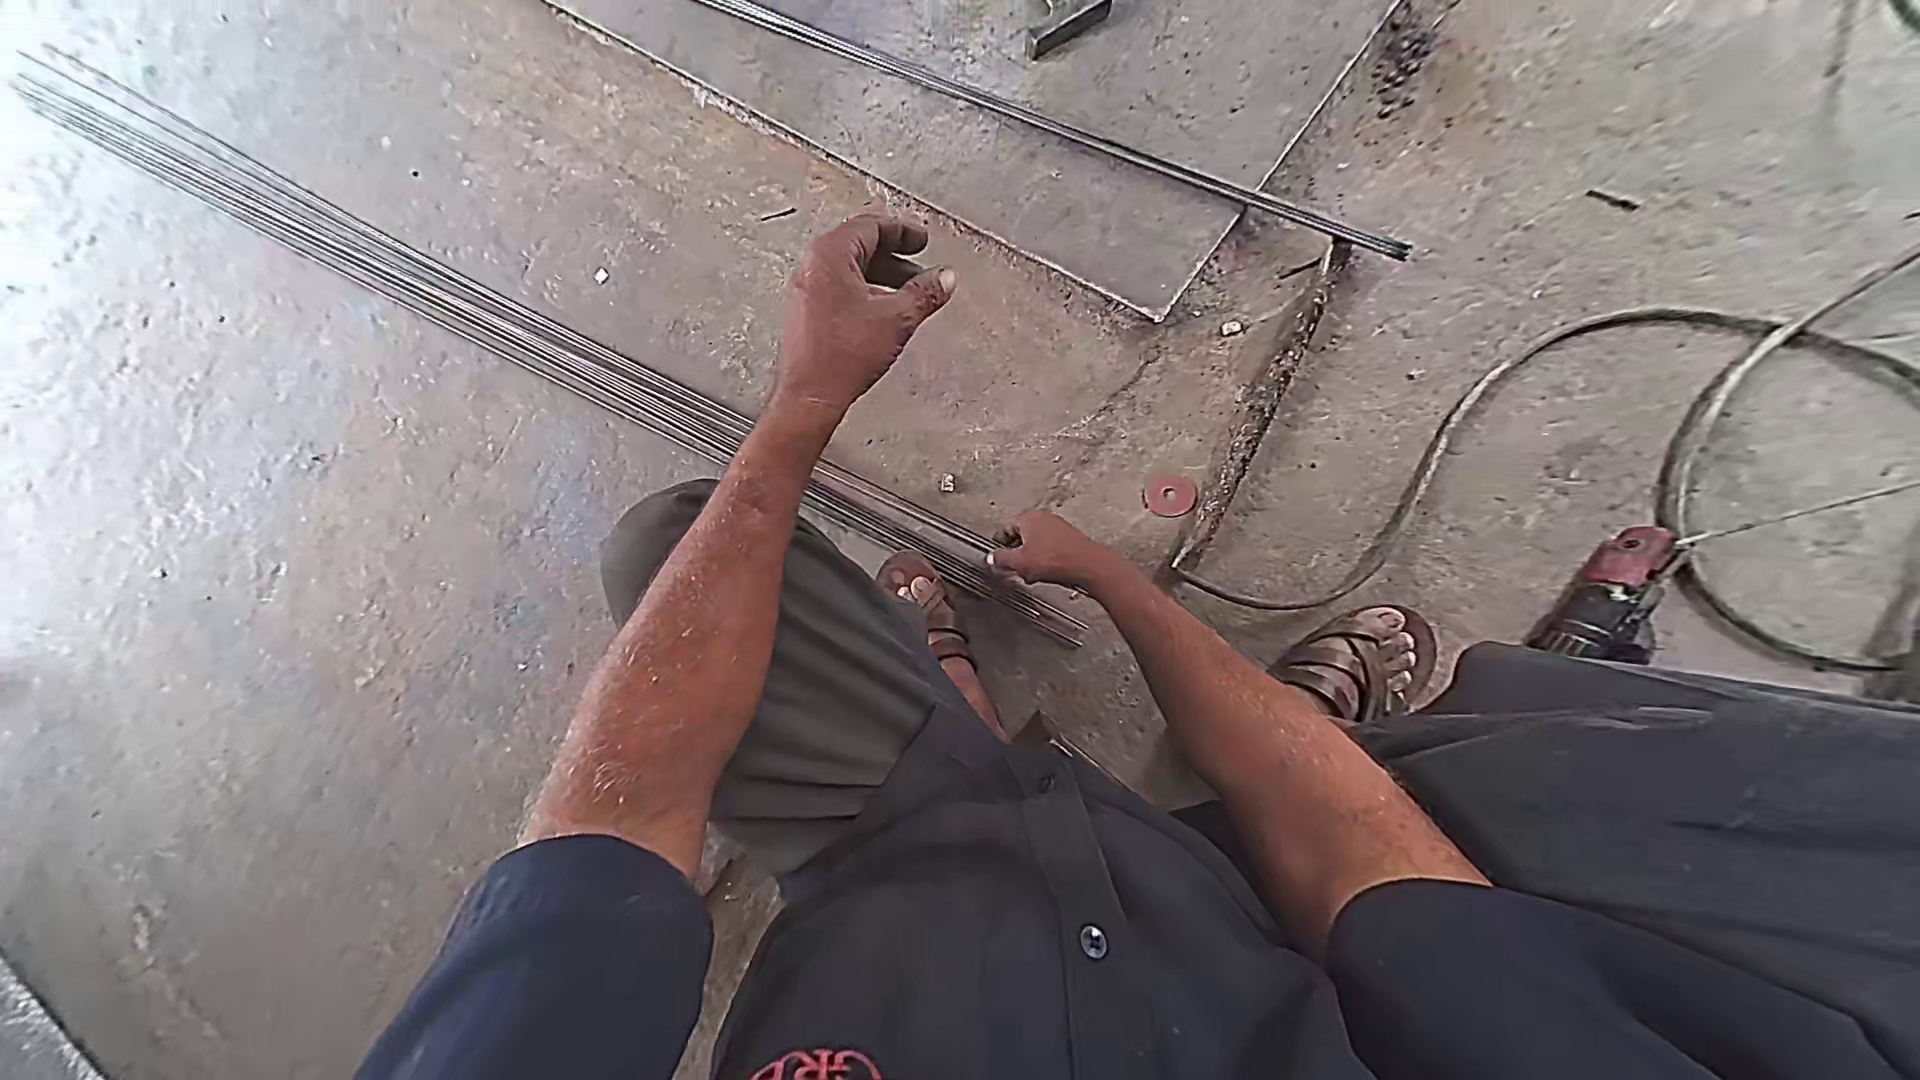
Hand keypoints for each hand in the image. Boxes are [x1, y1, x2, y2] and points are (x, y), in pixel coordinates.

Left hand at [770, 213, 956, 425]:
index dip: (902, 231)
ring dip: (881, 276)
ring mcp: (807, 290)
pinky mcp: (807, 313)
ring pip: (850, 270)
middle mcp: (813, 267)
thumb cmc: (840, 357)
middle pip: (859, 246)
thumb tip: (945, 279)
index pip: (871, 226)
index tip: (920, 238)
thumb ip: (925, 293)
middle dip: (894, 255)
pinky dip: (865, 293)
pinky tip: (882, 313)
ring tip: (907, 293)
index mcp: (830, 255)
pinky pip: (840, 290)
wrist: (811, 394)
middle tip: (917, 262)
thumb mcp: (897, 319)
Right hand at [988, 510, 1122, 591]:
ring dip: (1030, 560)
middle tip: (1013, 568)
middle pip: (1020, 536)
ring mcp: (1058, 528)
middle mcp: (1044, 518)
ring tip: (1031, 574)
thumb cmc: (1056, 560)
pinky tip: (1046, 574)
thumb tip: (992, 558)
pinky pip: (1049, 549)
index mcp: (1029, 517)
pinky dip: (1044, 561)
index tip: (997, 558)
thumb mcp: (1019, 562)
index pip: (1004, 527)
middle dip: (1015, 554)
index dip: (998, 545)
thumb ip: (1001, 559)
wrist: (1088, 567)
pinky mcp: (1069, 540)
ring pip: (1035, 544)